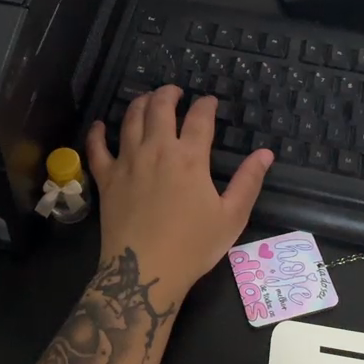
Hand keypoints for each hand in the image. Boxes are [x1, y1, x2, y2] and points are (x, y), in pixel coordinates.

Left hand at [85, 85, 272, 300]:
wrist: (144, 271)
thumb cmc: (192, 246)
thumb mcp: (232, 217)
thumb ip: (248, 181)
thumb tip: (265, 153)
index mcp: (189, 158)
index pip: (199, 118)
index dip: (206, 105)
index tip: (210, 101)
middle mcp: (157, 150)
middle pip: (160, 108)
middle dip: (169, 94)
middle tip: (175, 92)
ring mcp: (128, 162)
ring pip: (130, 119)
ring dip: (140, 103)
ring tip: (147, 99)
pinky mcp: (106, 178)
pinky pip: (97, 148)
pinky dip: (97, 133)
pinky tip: (100, 125)